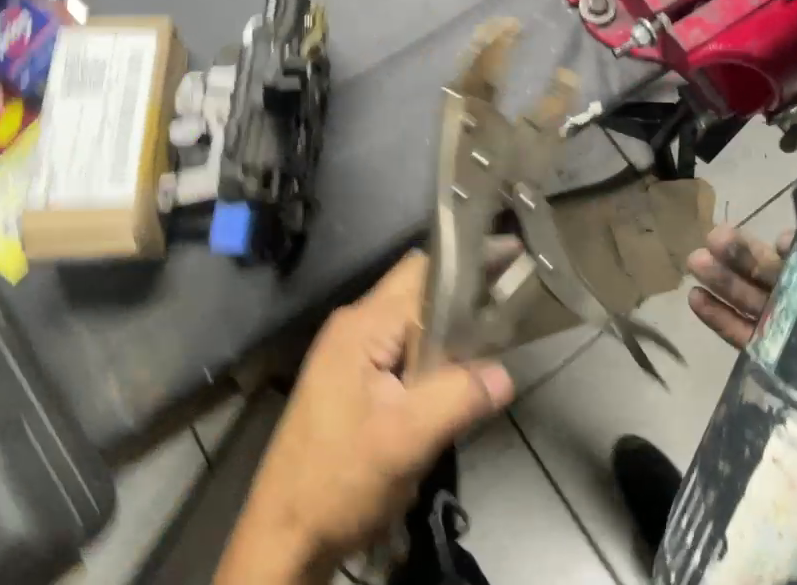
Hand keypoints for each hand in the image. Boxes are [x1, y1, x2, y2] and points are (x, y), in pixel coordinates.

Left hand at [217, 252, 515, 584]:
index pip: (422, 270)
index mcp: (362, 326)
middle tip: (513, 304)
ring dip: (451, 334)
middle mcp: (354, 328)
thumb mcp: (406, 440)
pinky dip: (433, 359)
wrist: (284, 537)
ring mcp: (350, 357)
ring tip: (496, 341)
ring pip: (413, 326)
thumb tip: (506, 373)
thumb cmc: (338, 481)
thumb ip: (459, 397)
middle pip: (419, 293)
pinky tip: (458, 379)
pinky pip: (402, 353)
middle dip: (465, 298)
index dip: (468, 262)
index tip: (512, 259)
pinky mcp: (353, 384)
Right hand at [685, 225, 796, 584]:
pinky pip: (753, 352)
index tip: (780, 243)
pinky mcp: (787, 396)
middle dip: (754, 264)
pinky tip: (700, 305)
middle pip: (796, 294)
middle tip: (715, 240)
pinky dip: (727, 326)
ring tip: (696, 263)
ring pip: (768, 316)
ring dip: (732, 288)